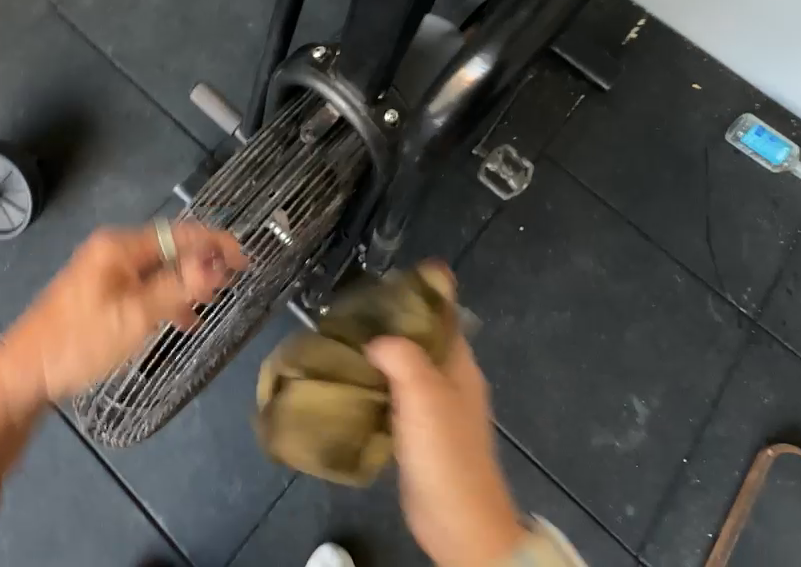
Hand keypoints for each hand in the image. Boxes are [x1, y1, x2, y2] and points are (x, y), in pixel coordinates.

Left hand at [0, 222, 245, 402]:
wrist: (22, 374)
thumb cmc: (79, 343)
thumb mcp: (135, 317)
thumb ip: (178, 287)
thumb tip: (216, 261)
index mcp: (119, 247)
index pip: (179, 233)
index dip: (215, 243)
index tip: (244, 258)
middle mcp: (111, 249)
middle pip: (168, 247)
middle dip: (202, 261)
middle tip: (234, 279)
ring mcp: (102, 270)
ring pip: (156, 268)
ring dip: (185, 281)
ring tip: (211, 301)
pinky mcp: (97, 292)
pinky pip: (142, 285)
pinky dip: (164, 297)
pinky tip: (179, 319)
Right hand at [366, 271, 526, 566]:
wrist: (457, 520)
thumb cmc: (444, 450)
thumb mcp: (423, 391)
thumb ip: (400, 354)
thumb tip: (375, 341)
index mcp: (459, 363)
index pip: (441, 313)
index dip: (417, 292)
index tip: (383, 279)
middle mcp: (450, 380)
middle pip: (419, 339)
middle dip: (388, 325)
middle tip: (349, 313)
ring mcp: (436, 409)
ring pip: (404, 369)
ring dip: (378, 358)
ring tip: (341, 344)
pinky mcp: (419, 436)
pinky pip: (394, 399)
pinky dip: (375, 388)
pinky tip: (349, 386)